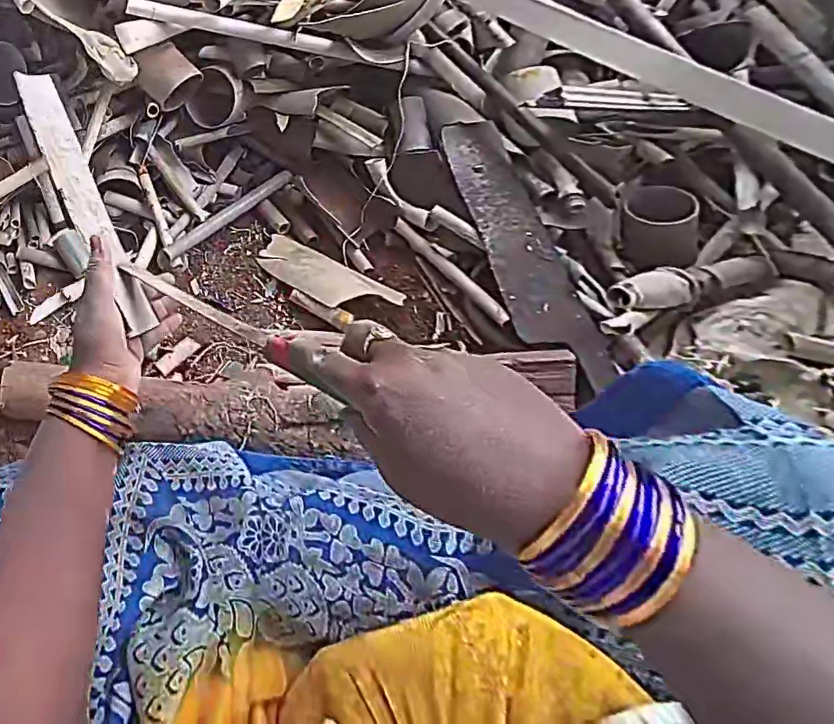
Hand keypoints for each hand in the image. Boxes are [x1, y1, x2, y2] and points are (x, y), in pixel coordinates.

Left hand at [72, 236, 180, 392]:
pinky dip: (164, 324)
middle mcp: (107, 316)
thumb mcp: (98, 300)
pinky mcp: (134, 348)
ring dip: (160, 304)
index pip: (113, 280)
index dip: (129, 271)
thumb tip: (96, 242)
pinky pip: (152, 332)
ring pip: (145, 313)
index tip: (143, 262)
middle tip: (168, 279)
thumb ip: (101, 271)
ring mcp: (122, 333)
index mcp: (95, 302)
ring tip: (176, 296)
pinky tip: (176, 318)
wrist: (106, 382)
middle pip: (132, 296)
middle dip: (150, 287)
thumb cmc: (96, 344)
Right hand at [297, 335, 590, 550]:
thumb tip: (356, 411)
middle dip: (359, 358)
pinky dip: (445, 385)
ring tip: (438, 421)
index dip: (294, 355)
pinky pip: (448, 367)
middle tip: (372, 389)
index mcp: (376, 390)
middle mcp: (406, 364)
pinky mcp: (485, 363)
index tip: (276, 345)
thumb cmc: (465, 492)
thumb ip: (366, 433)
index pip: (321, 363)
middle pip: (364, 341)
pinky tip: (471, 421)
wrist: (557, 491)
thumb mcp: (396, 472)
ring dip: (407, 377)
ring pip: (409, 357)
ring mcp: (448, 359)